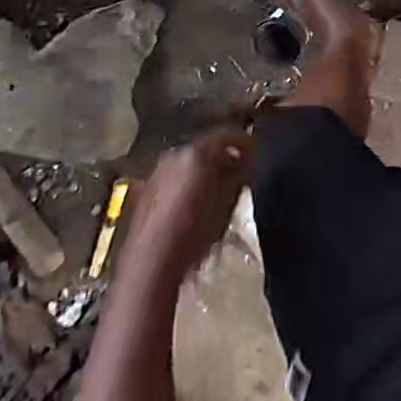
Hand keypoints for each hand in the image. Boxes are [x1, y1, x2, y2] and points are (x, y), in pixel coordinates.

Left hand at [123, 130, 252, 281]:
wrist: (151, 264)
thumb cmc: (195, 230)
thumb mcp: (229, 201)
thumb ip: (241, 174)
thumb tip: (246, 161)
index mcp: (197, 152)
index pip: (228, 136)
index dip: (245, 143)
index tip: (255, 152)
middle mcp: (174, 156)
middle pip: (206, 149)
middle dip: (224, 158)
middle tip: (239, 171)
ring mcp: (156, 174)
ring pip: (188, 165)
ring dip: (205, 172)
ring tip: (219, 190)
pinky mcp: (145, 193)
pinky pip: (174, 180)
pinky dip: (188, 185)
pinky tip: (196, 204)